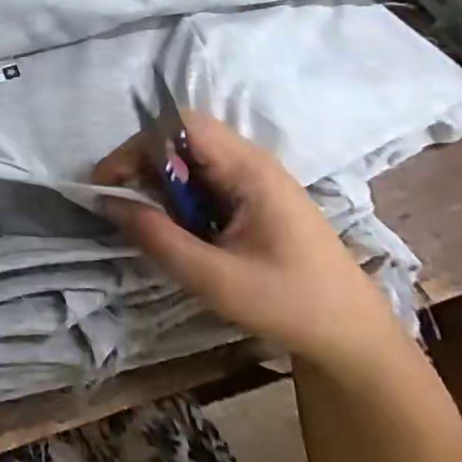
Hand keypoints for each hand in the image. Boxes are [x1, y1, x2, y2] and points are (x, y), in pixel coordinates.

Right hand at [93, 111, 403, 369]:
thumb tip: (107, 202)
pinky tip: (174, 222)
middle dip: (144, 160)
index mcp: (250, 170)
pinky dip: (179, 190)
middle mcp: (252, 161)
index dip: (139, 144)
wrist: (353, 336)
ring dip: (160, 176)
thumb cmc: (289, 305)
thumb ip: (158, 238)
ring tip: (141, 213)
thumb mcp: (215, 280)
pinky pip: (205, 175)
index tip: (109, 181)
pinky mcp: (255, 195)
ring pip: (192, 154)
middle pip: (184, 134)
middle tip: (119, 198)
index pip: (183, 125)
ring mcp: (256, 177)